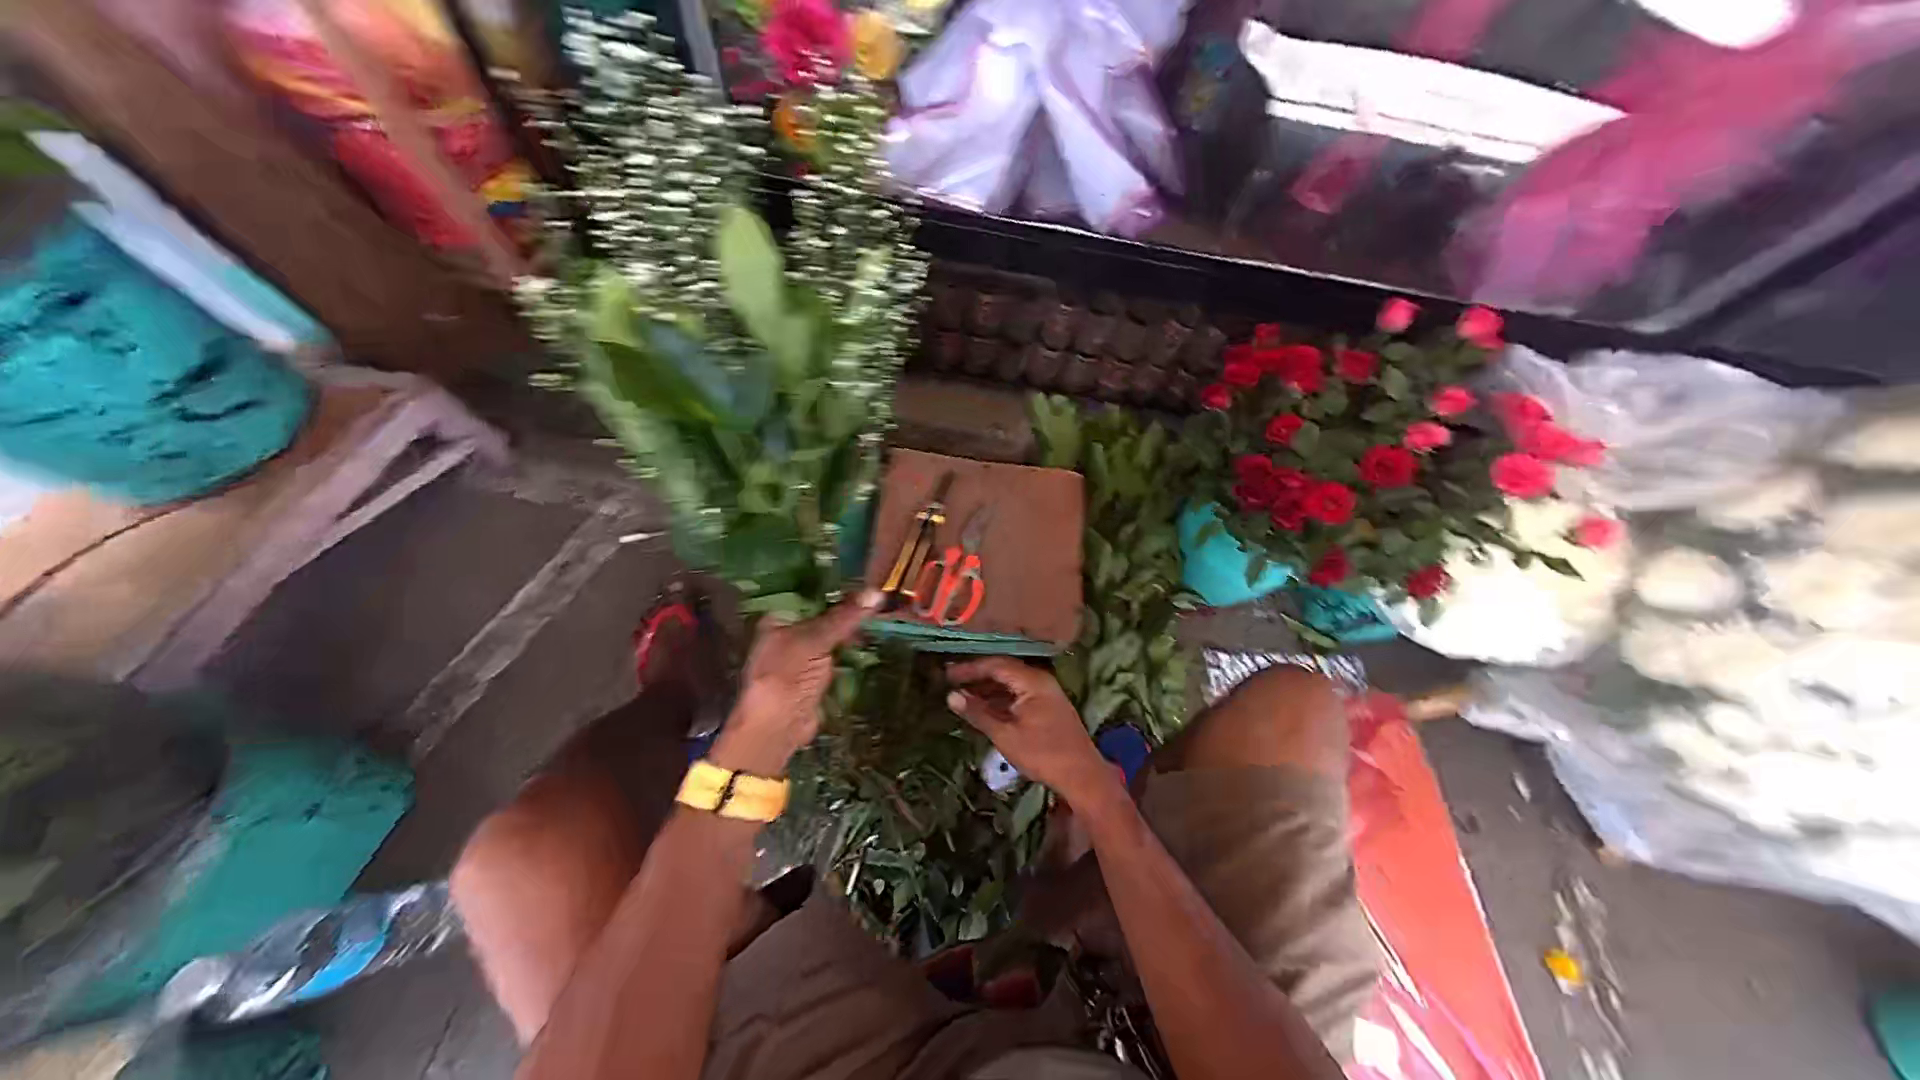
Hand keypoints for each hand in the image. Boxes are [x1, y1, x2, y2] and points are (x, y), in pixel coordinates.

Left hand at [711, 591, 880, 775]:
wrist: (778, 726)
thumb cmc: (786, 674)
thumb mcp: (815, 640)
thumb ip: (844, 617)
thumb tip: (877, 593)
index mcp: (779, 619)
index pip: (812, 595)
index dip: (838, 589)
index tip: (867, 583)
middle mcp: (790, 634)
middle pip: (825, 616)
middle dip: (851, 612)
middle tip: (881, 602)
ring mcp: (805, 657)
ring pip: (835, 636)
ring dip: (855, 632)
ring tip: (885, 618)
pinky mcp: (818, 676)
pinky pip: (840, 656)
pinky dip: (856, 651)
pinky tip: (875, 643)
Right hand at [945, 657, 1118, 806]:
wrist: (1082, 776)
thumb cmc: (1043, 754)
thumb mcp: (1005, 735)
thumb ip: (978, 713)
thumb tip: (951, 697)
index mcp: (1032, 681)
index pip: (996, 665)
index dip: (969, 669)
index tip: (947, 675)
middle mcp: (1040, 680)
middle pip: (1004, 670)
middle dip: (977, 676)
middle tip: (950, 681)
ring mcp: (1046, 693)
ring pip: (1011, 683)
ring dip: (988, 688)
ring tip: (962, 695)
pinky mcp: (1048, 707)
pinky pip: (1019, 694)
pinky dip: (1000, 699)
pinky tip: (984, 708)